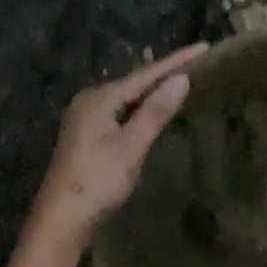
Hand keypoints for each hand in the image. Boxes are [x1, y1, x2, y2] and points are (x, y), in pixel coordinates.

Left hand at [31, 44, 204, 246]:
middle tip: (196, 63)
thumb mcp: (130, 146)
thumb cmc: (97, 181)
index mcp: (99, 99)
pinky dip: (139, 110)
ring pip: (126, 99)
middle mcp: (88, 102)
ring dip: (152, 92)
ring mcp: (84, 120)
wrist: (62, 218)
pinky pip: (119, 114)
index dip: (176, 62)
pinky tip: (151, 112)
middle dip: (164, 73)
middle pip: (133, 83)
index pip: (145, 74)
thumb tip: (181, 79)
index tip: (204, 47)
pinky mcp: (85, 138)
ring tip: (180, 81)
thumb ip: (155, 112)